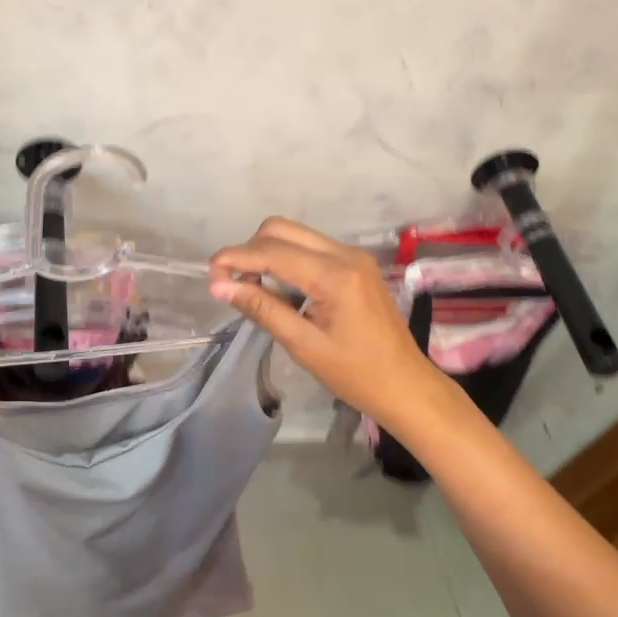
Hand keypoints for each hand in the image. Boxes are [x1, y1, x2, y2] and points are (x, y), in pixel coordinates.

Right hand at [209, 218, 440, 424]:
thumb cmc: (357, 374)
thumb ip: (262, 308)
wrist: (407, 387)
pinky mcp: (355, 264)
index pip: (273, 251)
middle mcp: (345, 254)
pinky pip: (310, 247)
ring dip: (267, 252)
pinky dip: (286, 258)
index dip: (236, 258)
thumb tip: (219, 285)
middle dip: (249, 249)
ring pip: (295, 234)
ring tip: (253, 287)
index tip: (210, 274)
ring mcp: (353, 256)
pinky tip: (279, 288)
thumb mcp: (303, 345)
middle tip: (232, 282)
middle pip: (281, 229)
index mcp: (335, 275)